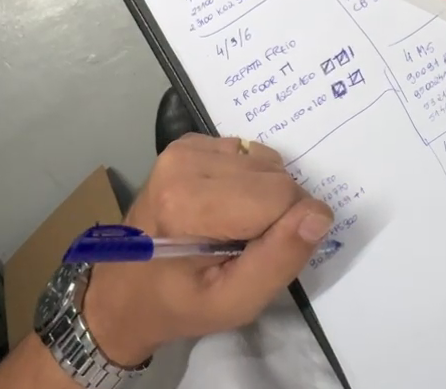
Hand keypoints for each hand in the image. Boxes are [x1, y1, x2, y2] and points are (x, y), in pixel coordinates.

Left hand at [81, 134, 333, 365]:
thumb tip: (319, 214)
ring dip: (261, 193)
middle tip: (246, 244)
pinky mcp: (186, 143)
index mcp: (189, 203)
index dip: (288, 228)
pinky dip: (245, 179)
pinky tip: (223, 205)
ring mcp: (182, 148)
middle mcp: (183, 162)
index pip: (280, 194)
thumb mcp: (233, 303)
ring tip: (233, 226)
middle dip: (276, 210)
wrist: (126, 289)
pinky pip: (244, 151)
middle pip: (273, 173)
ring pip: (262, 159)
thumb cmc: (179, 302)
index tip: (263, 254)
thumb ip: (279, 258)